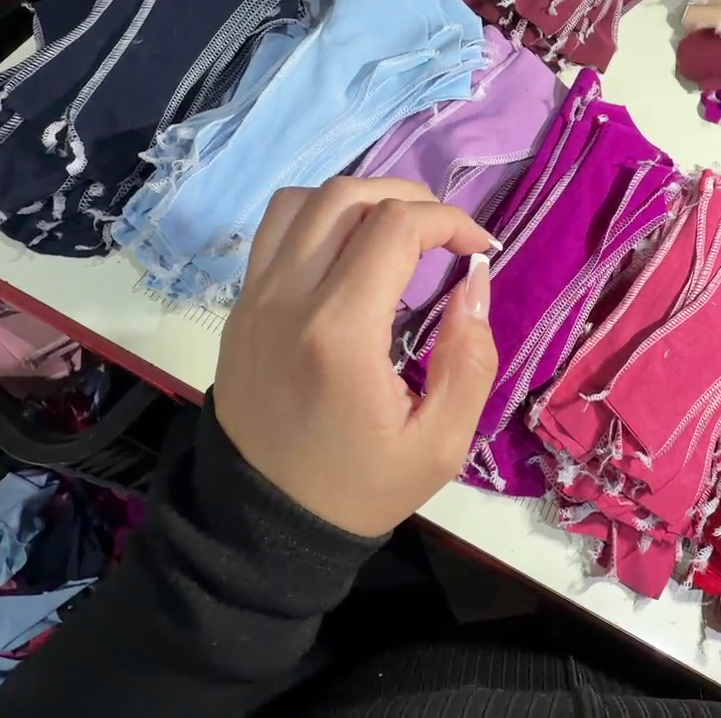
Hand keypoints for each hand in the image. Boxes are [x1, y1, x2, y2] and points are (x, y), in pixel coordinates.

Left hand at [214, 177, 497, 536]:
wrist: (260, 523)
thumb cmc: (357, 487)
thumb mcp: (440, 444)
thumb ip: (470, 358)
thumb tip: (474, 281)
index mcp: (340, 333)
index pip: (396, 227)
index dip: (450, 221)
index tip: (479, 250)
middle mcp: (289, 298)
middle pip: (349, 196)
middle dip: (412, 199)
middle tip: (446, 235)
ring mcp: (255, 296)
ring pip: (306, 199)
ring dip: (362, 199)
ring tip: (398, 232)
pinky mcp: (241, 304)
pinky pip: (277, 228)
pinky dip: (320, 216)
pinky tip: (349, 249)